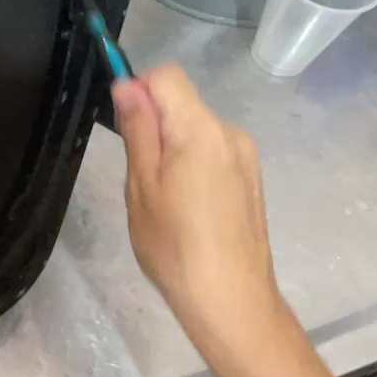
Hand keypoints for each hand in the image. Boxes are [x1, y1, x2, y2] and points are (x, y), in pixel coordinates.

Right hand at [113, 64, 282, 332]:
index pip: (166, 76)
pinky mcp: (251, 177)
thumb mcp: (142, 186)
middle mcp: (230, 132)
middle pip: (182, 102)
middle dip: (155, 124)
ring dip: (174, 146)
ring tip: (165, 198)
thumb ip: (138, 129)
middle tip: (141, 176)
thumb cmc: (175, 246)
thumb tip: (127, 84)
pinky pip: (213, 150)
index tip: (125, 128)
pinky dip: (194, 163)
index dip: (138, 90)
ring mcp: (245, 155)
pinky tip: (190, 207)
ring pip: (196, 128)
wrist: (231, 300)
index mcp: (201, 129)